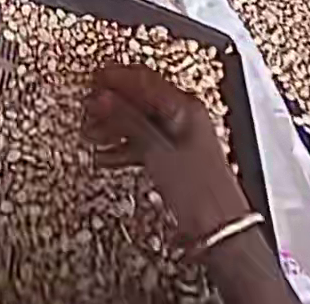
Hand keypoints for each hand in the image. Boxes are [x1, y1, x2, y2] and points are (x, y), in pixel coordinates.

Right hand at [84, 66, 250, 238]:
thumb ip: (127, 120)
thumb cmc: (198, 189)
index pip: (144, 79)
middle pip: (140, 100)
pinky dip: (125, 147)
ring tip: (91, 131)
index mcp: (184, 106)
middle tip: (88, 105)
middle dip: (112, 103)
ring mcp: (180, 138)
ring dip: (114, 126)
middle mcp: (184, 117)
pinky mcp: (176, 158)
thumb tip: (104, 97)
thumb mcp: (155, 148)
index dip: (117, 77)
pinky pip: (144, 143)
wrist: (220, 232)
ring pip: (140, 122)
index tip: (95, 78)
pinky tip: (106, 156)